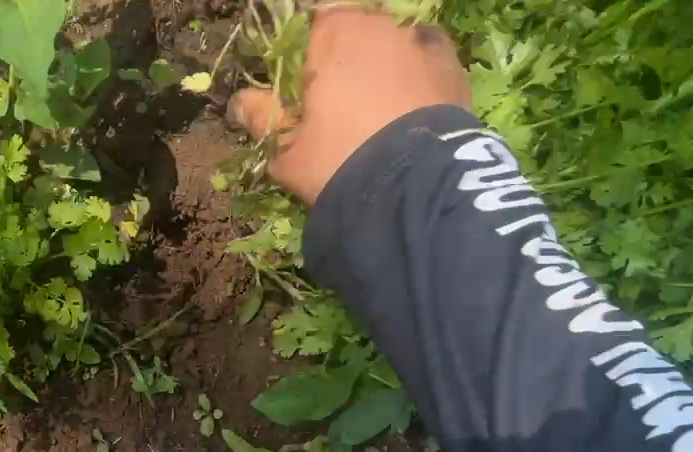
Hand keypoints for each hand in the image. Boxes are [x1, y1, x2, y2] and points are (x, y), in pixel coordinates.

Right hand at [228, 9, 471, 204]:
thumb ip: (262, 117)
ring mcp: (421, 40)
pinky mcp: (452, 64)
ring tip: (371, 110)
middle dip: (342, 59)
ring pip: (390, 45)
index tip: (298, 88)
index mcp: (334, 35)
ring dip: (378, 67)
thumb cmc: (335, 160)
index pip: (310, 24)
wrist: (409, 185)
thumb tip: (240, 101)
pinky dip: (413, 77)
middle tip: (332, 103)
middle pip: (354, 31)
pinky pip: (423, 61)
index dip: (302, 56)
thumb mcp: (286, 148)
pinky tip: (403, 109)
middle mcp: (381, 24)